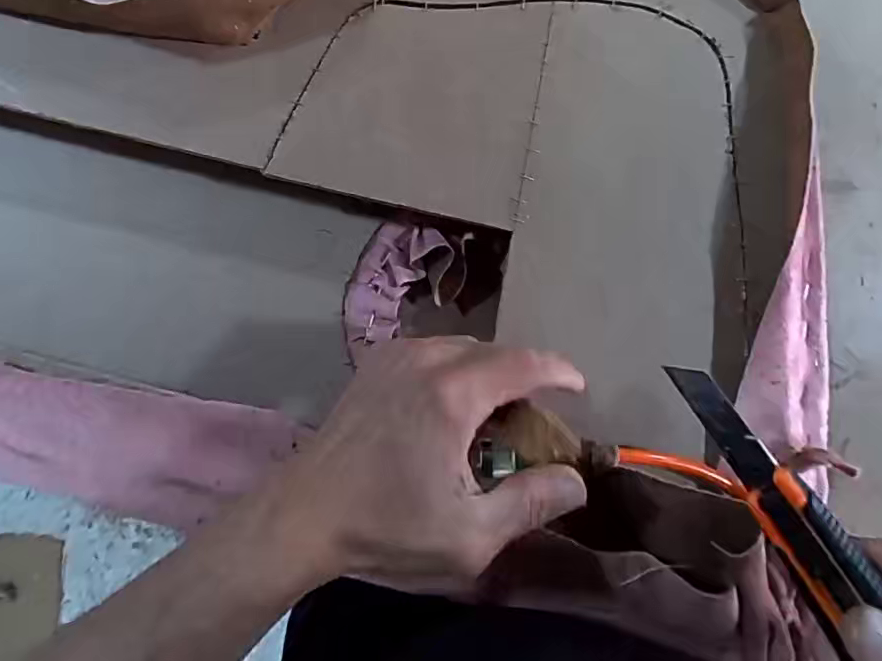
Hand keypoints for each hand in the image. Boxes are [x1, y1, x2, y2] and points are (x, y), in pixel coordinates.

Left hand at [259, 336, 589, 590]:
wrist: (302, 514)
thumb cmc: (386, 528)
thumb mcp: (469, 536)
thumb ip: (530, 503)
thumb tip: (576, 481)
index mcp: (454, 393)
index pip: (525, 363)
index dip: (559, 371)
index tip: (579, 386)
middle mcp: (429, 358)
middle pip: (496, 351)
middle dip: (525, 374)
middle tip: (536, 412)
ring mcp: (399, 353)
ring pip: (464, 346)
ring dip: (490, 369)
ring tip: (495, 407)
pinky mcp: (377, 359)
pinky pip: (434, 349)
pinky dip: (457, 365)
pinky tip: (450, 400)